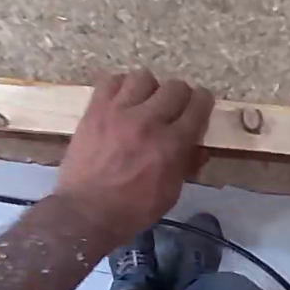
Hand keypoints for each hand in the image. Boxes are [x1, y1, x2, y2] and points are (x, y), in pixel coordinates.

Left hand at [53, 70, 214, 245]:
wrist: (85, 212)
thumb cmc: (133, 209)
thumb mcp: (170, 193)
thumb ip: (186, 165)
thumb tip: (198, 148)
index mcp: (172, 143)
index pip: (198, 105)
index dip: (203, 102)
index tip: (200, 106)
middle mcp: (148, 121)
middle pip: (175, 87)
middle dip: (180, 96)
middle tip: (173, 109)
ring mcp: (119, 112)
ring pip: (144, 78)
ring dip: (150, 89)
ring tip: (144, 103)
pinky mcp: (95, 110)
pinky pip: (111, 81)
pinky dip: (121, 87)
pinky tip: (121, 101)